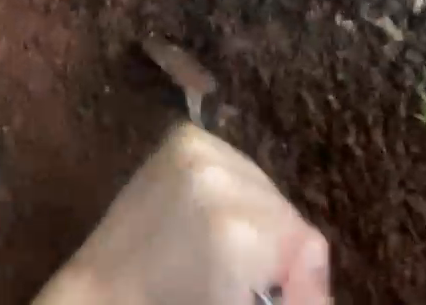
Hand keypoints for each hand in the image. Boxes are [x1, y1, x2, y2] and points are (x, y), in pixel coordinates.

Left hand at [33, 124, 330, 304]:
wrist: (104, 290)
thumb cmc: (176, 304)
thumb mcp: (241, 300)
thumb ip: (294, 290)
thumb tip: (320, 285)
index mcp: (236, 232)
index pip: (309, 241)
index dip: (305, 279)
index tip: (282, 293)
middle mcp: (218, 177)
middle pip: (285, 209)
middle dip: (278, 247)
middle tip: (251, 276)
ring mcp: (196, 148)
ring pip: (261, 184)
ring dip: (254, 215)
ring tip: (223, 245)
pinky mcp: (181, 137)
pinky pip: (233, 159)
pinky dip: (231, 187)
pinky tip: (207, 212)